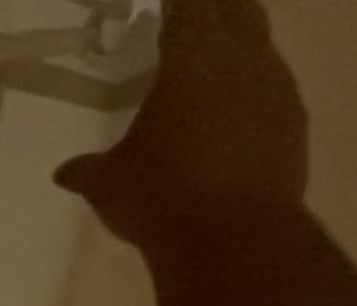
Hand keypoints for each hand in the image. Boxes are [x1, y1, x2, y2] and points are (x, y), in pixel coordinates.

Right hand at [56, 0, 308, 246]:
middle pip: (236, 11)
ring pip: (258, 44)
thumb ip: (86, 168)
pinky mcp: (290, 119)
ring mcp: (275, 88)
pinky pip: (268, 85)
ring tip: (212, 51)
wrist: (230, 233)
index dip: (175, 2)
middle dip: (214, 7)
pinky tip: (228, 107)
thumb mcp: (104, 182)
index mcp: (191, 62)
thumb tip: (66, 172)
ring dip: (236, 41)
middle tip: (194, 8)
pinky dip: (247, 83)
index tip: (165, 1)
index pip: (187, 10)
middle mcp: (242, 62)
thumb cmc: (157, 195)